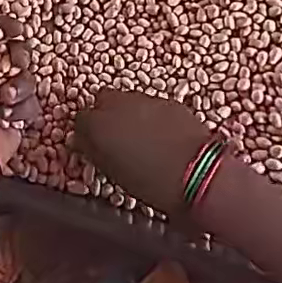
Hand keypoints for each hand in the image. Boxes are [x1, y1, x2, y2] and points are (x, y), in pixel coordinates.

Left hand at [0, 9, 27, 168]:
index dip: (7, 30)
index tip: (16, 31)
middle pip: (18, 54)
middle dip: (18, 59)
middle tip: (14, 65)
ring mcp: (3, 97)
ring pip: (28, 79)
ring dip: (18, 88)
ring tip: (3, 100)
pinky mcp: (17, 118)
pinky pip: (33, 103)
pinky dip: (21, 110)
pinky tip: (7, 116)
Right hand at [73, 90, 212, 214]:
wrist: (200, 175)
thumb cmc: (150, 183)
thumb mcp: (112, 173)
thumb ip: (95, 152)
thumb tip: (87, 143)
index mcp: (96, 124)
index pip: (80, 120)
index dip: (87, 134)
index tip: (94, 146)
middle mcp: (117, 103)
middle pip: (103, 101)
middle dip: (106, 115)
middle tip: (117, 139)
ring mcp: (145, 99)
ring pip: (129, 101)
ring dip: (131, 115)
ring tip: (144, 141)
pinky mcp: (170, 102)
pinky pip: (154, 107)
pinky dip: (154, 118)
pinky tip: (165, 138)